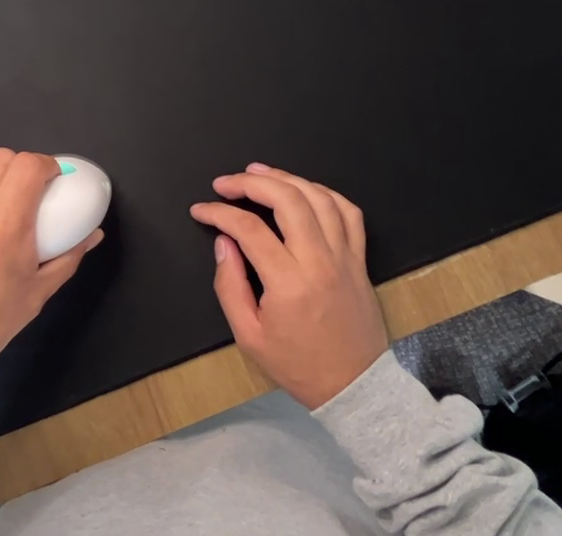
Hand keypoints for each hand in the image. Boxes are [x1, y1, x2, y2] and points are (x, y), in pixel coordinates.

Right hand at [189, 163, 388, 408]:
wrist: (355, 388)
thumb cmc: (297, 365)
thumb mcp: (248, 336)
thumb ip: (229, 285)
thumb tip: (223, 242)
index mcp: (288, 282)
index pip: (248, 228)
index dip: (219, 212)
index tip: (201, 210)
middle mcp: (319, 261)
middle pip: (286, 199)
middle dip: (250, 182)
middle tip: (226, 183)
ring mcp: (345, 257)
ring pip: (318, 197)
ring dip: (285, 177)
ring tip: (258, 172)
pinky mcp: (360, 259)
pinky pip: (348, 212)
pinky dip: (323, 192)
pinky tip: (301, 189)